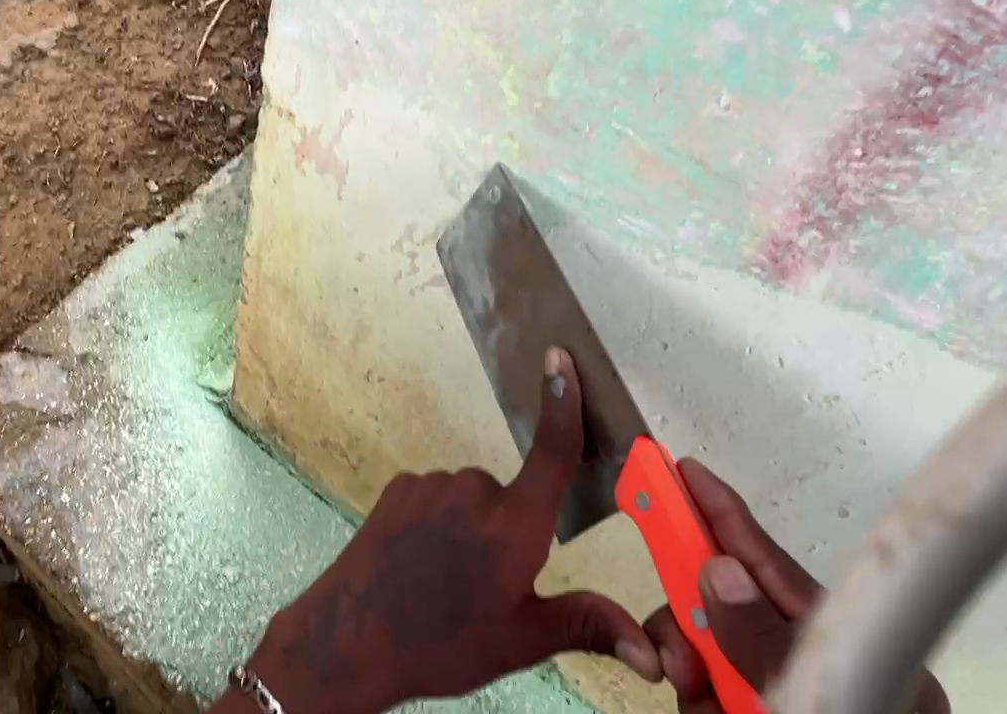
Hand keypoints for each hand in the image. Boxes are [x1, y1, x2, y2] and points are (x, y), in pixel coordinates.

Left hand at [234, 348, 661, 713]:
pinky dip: (437, 520)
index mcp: (515, 523)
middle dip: (508, 529)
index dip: (562, 402)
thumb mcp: (522, 639)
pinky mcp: (399, 486)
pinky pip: (435, 496)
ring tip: (445, 577)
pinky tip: (419, 558)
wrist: (353, 635)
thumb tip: (652, 651)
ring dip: (469, 526)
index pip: (552, 453)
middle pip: (510, 496)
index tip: (559, 356)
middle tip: (484, 582)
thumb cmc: (444, 640)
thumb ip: (587, 623)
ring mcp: (431, 483)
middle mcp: (474, 489)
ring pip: (470, 498)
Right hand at [645, 459, 950, 713]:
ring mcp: (781, 692)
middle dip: (692, 610)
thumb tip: (717, 567)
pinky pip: (704, 685)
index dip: (722, 513)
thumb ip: (767, 646)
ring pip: (707, 644)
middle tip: (675, 647)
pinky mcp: (746, 711)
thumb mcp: (816, 710)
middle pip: (732, 602)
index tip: (678, 468)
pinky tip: (697, 704)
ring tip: (691, 695)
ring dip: (687, 661)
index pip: (774, 568)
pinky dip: (692, 691)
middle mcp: (818, 667)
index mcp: (859, 656)